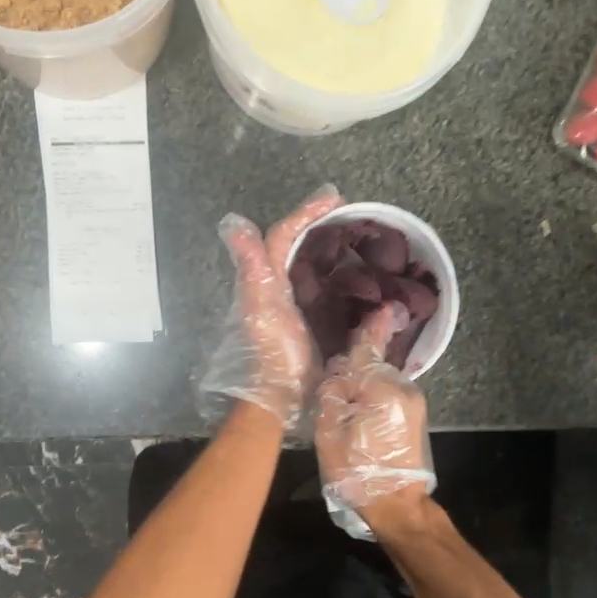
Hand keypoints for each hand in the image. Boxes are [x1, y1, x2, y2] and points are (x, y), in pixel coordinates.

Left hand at [198, 186, 345, 426]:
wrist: (283, 397)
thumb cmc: (274, 355)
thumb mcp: (262, 309)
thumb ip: (251, 267)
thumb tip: (232, 222)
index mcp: (268, 279)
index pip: (284, 234)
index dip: (306, 213)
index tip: (336, 200)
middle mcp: (279, 286)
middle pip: (299, 245)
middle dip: (323, 226)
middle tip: (354, 216)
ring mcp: (296, 304)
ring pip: (314, 265)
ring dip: (335, 248)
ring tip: (363, 239)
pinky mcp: (312, 321)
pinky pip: (328, 289)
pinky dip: (344, 276)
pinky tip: (364, 277)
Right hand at [315, 303, 435, 521]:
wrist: (398, 505)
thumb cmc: (358, 471)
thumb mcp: (330, 433)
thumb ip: (332, 394)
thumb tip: (337, 372)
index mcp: (381, 388)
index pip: (368, 352)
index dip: (369, 329)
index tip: (380, 305)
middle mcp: (403, 388)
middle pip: (373, 366)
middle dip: (355, 366)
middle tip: (332, 375)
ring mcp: (413, 403)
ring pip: (380, 381)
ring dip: (364, 383)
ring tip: (342, 397)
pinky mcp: (414, 417)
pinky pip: (389, 394)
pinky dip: (374, 394)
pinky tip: (359, 408)